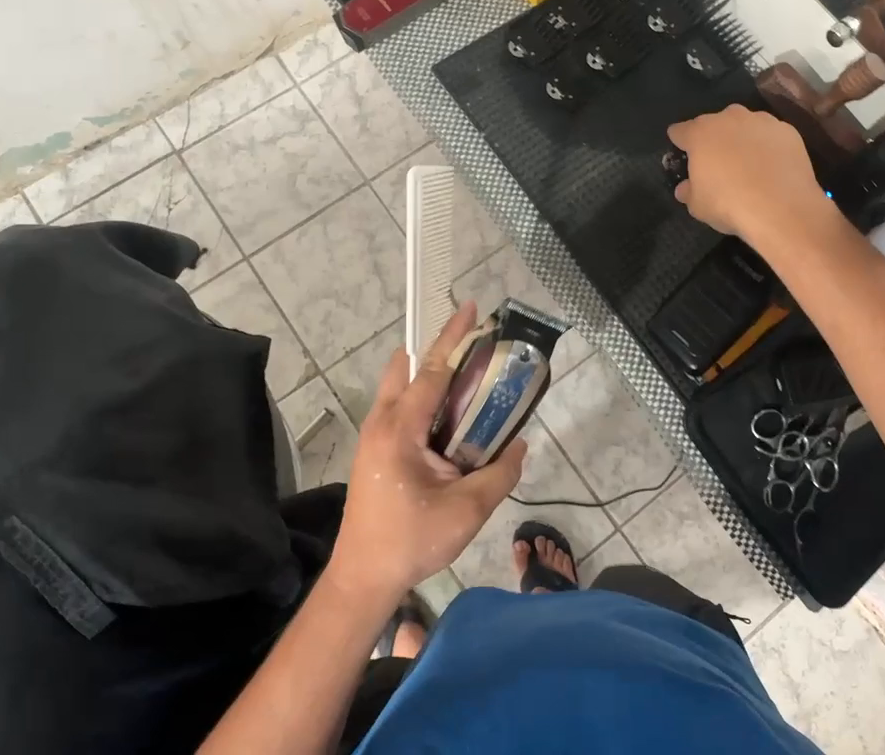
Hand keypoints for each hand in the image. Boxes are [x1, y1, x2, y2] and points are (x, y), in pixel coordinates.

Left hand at [330, 302, 526, 598]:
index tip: (472, 308)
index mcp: (400, 429)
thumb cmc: (411, 541)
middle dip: (440, 349)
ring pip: (400, 387)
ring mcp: (374, 437)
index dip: (454, 338)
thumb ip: (499, 474)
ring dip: (430, 373)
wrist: (363, 577)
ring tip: (467, 374)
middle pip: (410, 369)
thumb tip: (520, 445)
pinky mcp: (375, 452)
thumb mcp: (466, 511)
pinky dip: (423, 396)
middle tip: (473, 339)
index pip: (432, 371)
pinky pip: (399, 408)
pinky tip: (449, 415)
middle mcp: (382, 423)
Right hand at [668, 106, 834, 241]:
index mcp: (700, 133)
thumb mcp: (698, 206)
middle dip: (713, 139)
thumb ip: (688, 191)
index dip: (679, 143)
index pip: (680, 131)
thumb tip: (685, 187)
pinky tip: (772, 167)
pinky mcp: (788, 131)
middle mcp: (729, 118)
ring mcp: (761, 121)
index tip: (683, 154)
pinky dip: (768, 146)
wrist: (782, 209)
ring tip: (748, 164)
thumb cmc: (729, 205)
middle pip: (714, 124)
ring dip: (742, 139)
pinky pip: (770, 135)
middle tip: (717, 163)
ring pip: (744, 125)